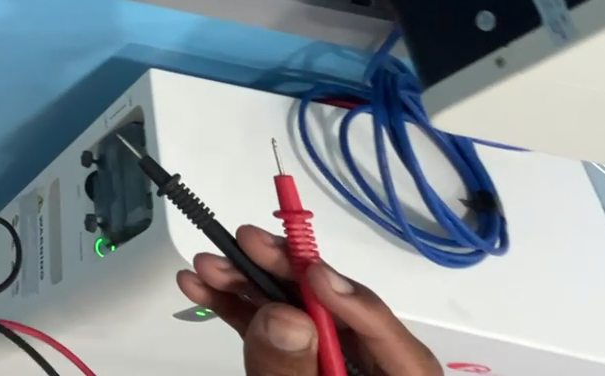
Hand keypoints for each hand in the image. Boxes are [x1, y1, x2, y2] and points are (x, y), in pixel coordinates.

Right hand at [177, 225, 440, 375]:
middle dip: (285, 279)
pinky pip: (271, 337)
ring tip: (205, 267)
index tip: (310, 271)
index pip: (403, 356)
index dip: (357, 306)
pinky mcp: (301, 375)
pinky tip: (201, 289)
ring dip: (247, 288)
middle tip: (243, 243)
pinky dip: (236, 310)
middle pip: (341, 325)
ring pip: (298, 322)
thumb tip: (285, 314)